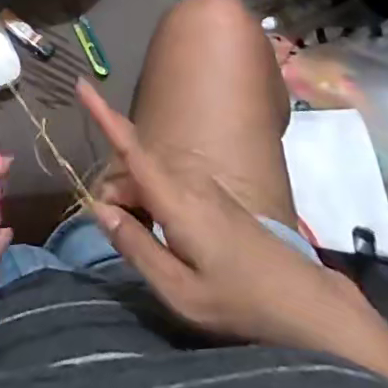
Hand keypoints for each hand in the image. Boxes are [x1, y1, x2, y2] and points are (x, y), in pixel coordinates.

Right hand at [76, 82, 387, 358]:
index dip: (104, 116)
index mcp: (177, 200)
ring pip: (149, 182)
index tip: (82, 84)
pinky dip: (154, 210)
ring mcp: (206, 187)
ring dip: (135, 207)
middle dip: (115, 197)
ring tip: (153, 253)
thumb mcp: (178, 290)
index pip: (131, 150)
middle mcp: (190, 182)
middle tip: (122, 243)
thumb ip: (135, 246)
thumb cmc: (240, 301)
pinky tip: (168, 245)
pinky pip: (168, 190)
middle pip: (133, 172)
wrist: (304, 303)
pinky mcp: (216, 198)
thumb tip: (100, 209)